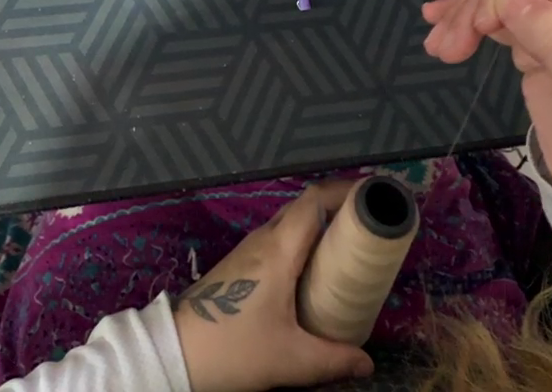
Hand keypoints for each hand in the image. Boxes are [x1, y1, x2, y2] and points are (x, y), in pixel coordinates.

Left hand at [173, 181, 375, 391]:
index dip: (345, 190)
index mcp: (280, 249)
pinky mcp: (242, 262)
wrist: (178, 353)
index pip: (315, 199)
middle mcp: (265, 238)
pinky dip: (304, 237)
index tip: (373, 195)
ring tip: (349, 240)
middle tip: (369, 220)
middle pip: (305, 205)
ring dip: (320, 221)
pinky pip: (280, 235)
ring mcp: (250, 248)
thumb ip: (333, 359)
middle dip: (339, 205)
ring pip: (291, 220)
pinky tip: (315, 263)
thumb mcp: (290, 359)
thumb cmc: (235, 348)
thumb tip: (368, 362)